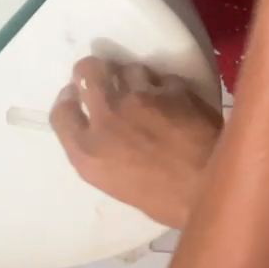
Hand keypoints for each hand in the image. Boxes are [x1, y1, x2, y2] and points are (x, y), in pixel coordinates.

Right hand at [50, 57, 222, 229]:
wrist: (207, 184)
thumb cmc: (163, 199)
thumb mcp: (116, 183)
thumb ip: (104, 154)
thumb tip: (111, 137)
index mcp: (87, 152)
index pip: (61, 112)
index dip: (68, 98)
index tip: (75, 92)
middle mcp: (108, 118)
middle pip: (89, 73)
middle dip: (92, 68)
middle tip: (102, 70)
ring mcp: (141, 98)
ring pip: (129, 68)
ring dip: (135, 76)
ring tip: (145, 87)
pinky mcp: (173, 89)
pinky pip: (164, 78)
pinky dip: (167, 86)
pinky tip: (175, 98)